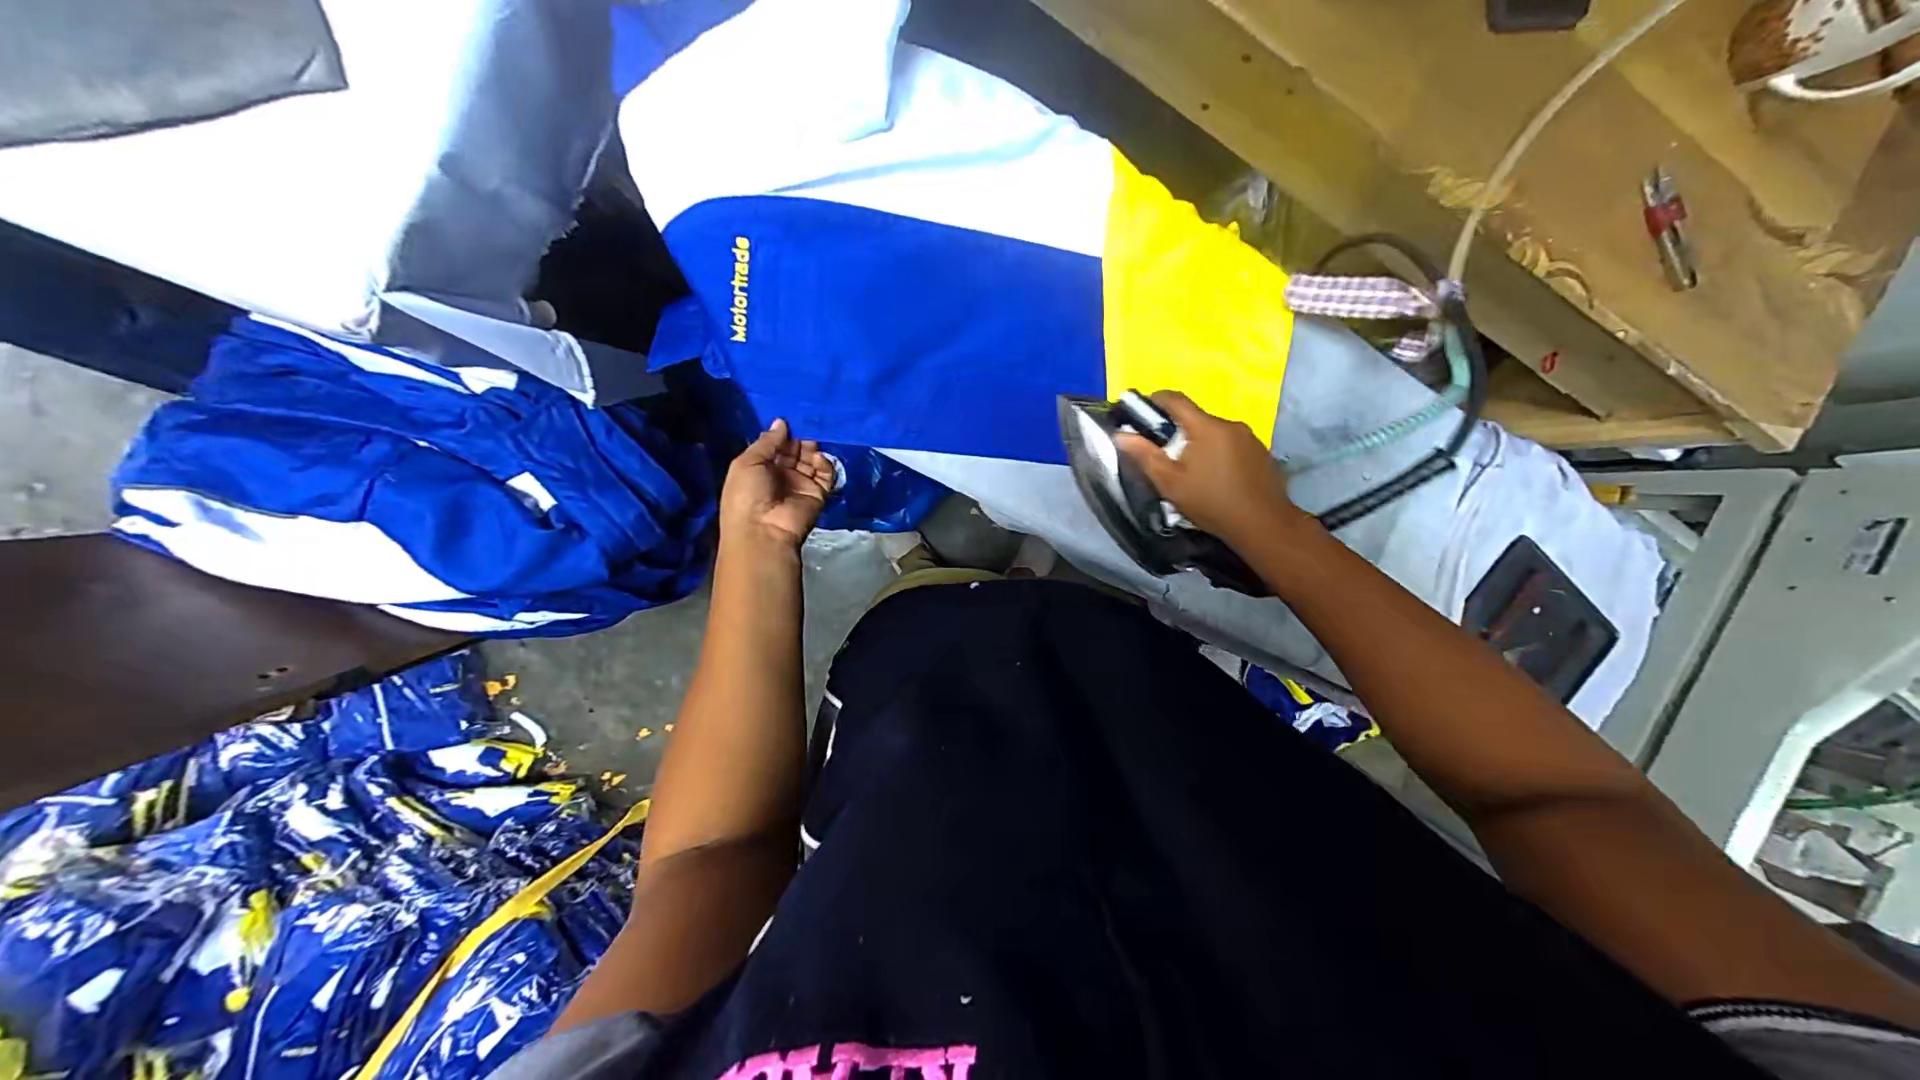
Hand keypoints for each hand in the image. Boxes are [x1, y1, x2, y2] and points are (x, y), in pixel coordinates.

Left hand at [721, 419, 834, 551]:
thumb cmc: (747, 494)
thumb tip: (781, 422)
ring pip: (811, 462)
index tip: (788, 424)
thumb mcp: (748, 462)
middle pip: (795, 452)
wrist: (763, 530)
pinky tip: (818, 460)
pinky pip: (826, 476)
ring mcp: (800, 486)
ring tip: (810, 449)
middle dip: (799, 442)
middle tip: (802, 435)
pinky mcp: (818, 495)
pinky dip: (825, 465)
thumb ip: (767, 441)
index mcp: (760, 468)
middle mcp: (781, 476)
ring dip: (812, 451)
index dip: (782, 436)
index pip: (775, 447)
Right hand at [1114, 390, 1313, 551]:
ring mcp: (1250, 438)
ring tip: (1192, 471)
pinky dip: (1219, 454)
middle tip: (1164, 455)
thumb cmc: (1211, 503)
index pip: (1176, 400)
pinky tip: (1216, 478)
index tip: (1140, 412)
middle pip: (1196, 419)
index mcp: (1206, 427)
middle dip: (1177, 431)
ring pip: (1215, 433)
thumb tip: (1120, 435)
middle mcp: (1230, 424)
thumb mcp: (1170, 483)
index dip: (1154, 401)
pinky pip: (1232, 445)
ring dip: (1200, 444)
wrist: (1263, 524)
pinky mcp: (1262, 452)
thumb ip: (1144, 455)